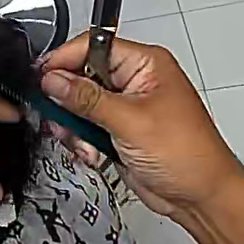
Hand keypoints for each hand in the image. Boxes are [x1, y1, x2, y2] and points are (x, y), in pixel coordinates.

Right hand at [38, 36, 243, 225]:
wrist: (200, 196)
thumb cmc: (189, 154)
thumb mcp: (131, 121)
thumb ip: (87, 99)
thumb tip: (55, 80)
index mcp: (145, 64)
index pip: (93, 47)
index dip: (64, 61)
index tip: (42, 77)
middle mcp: (135, 81)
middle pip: (81, 76)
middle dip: (69, 101)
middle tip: (63, 117)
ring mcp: (126, 107)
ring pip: (80, 105)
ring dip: (76, 126)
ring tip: (86, 141)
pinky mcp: (120, 131)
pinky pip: (87, 127)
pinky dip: (84, 141)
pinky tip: (94, 152)